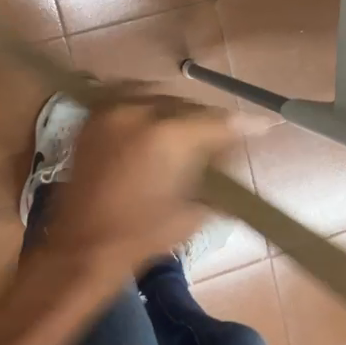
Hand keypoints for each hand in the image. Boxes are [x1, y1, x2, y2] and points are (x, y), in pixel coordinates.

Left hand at [28, 92, 236, 284]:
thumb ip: (218, 182)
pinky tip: (156, 119)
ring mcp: (112, 112)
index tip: (265, 125)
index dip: (245, 124)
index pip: (218, 121)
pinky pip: (127, 98)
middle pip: (188, 106)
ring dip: (177, 111)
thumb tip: (232, 164)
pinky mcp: (92, 119)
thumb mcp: (193, 212)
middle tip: (225, 137)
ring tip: (190, 129)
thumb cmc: (141, 237)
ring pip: (158, 97)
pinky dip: (146, 105)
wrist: (81, 248)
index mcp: (169, 135)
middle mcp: (140, 112)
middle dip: (208, 120)